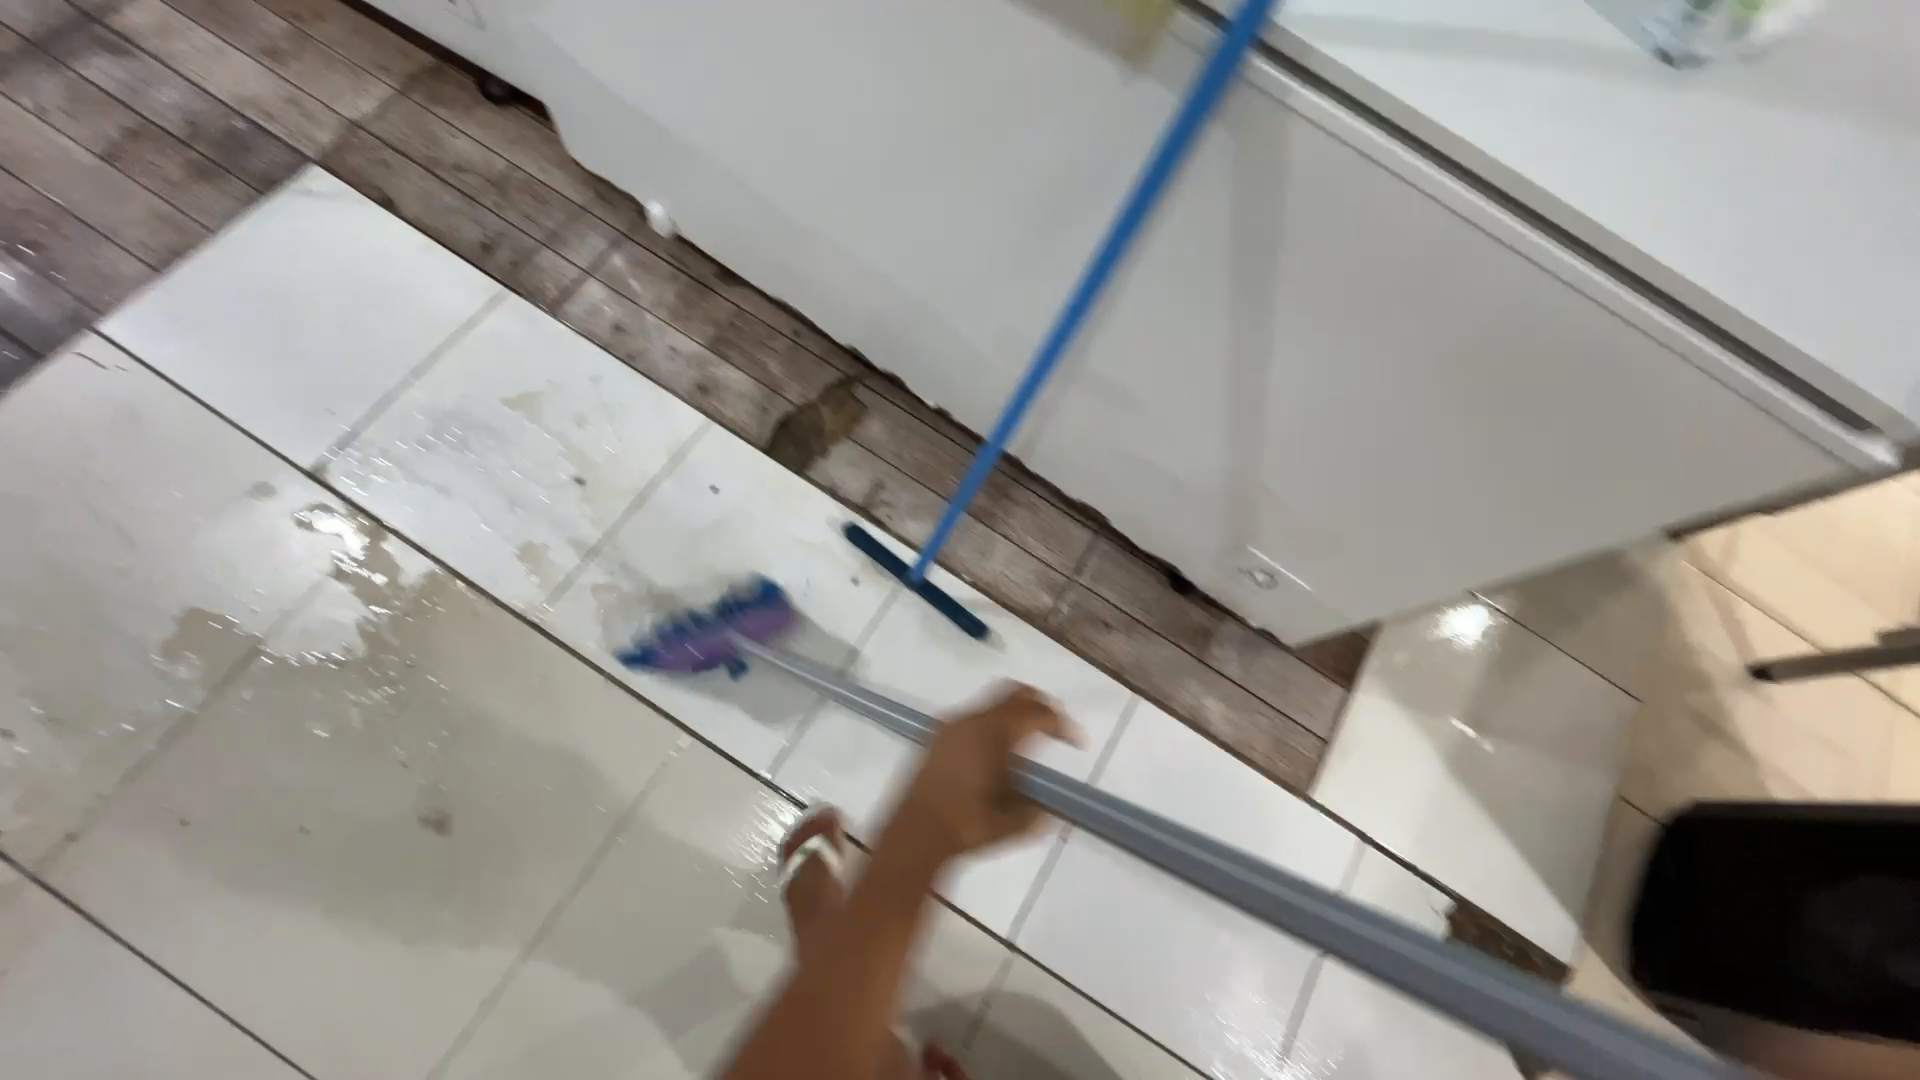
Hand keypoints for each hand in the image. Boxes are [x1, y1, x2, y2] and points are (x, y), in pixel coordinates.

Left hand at [892, 684, 1081, 864]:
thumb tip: (1046, 802)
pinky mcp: (937, 737)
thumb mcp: (1014, 822)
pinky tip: (995, 754)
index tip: (1076, 742)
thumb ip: (1037, 805)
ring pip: (992, 705)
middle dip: (1039, 706)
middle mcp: (972, 719)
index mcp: (994, 733)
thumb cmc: (968, 826)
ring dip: (1013, 716)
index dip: (1061, 723)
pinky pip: (973, 718)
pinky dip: (992, 725)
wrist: (915, 833)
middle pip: (1014, 694)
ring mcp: (951, 725)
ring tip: (1025, 744)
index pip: (1037, 713)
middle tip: (1054, 727)